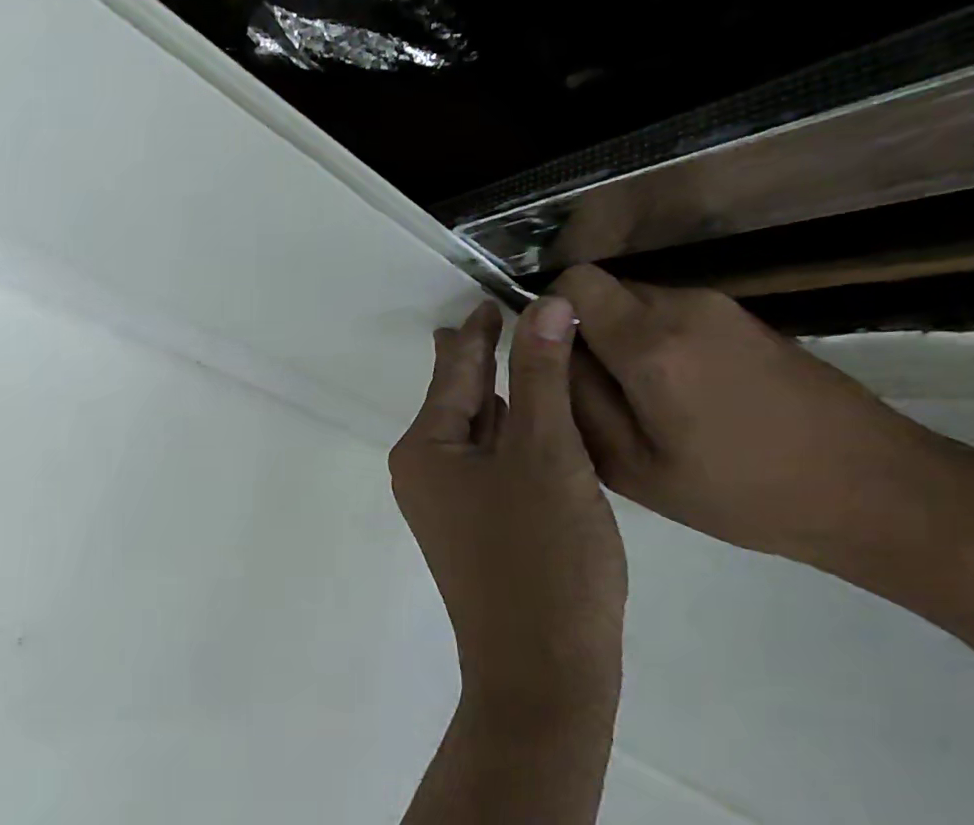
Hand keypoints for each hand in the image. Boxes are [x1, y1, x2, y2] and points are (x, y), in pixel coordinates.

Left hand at [390, 298, 626, 709]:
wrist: (547, 676)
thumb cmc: (543, 556)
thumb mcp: (546, 451)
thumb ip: (543, 373)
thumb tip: (545, 304)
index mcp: (426, 448)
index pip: (456, 369)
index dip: (479, 331)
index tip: (495, 297)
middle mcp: (427, 471)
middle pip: (466, 397)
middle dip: (494, 360)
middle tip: (519, 318)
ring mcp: (453, 504)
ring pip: (485, 430)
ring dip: (512, 395)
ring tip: (538, 358)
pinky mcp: (482, 527)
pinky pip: (499, 461)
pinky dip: (522, 433)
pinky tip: (546, 420)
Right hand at [551, 265, 973, 570]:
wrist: (872, 487)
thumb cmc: (744, 493)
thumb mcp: (638, 470)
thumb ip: (582, 406)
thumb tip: (553, 359)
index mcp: (649, 343)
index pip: (573, 284)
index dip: (552, 316)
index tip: (562, 366)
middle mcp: (681, 305)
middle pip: (604, 292)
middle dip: (590, 335)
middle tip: (607, 399)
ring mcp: (718, 305)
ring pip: (639, 303)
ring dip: (627, 341)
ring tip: (651, 406)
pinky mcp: (743, 316)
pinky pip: (674, 315)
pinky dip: (661, 344)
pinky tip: (690, 399)